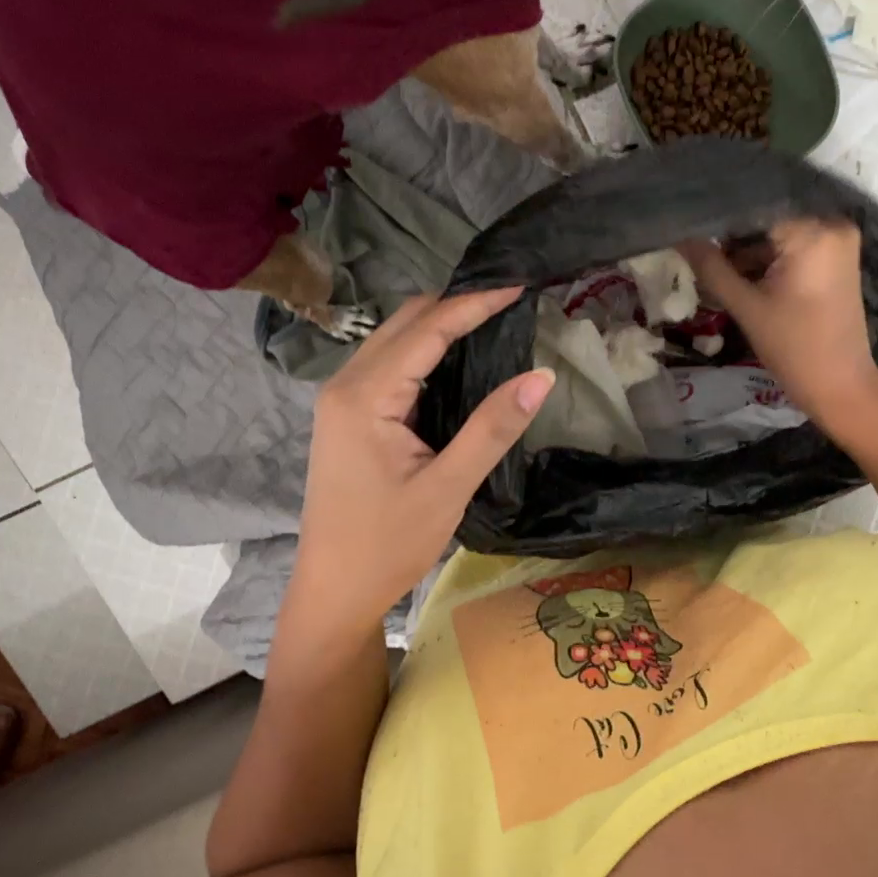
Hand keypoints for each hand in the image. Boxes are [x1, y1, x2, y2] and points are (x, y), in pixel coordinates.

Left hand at [295, 288, 553, 632]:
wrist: (335, 590)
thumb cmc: (388, 544)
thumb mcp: (448, 487)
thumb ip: (493, 427)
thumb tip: (542, 374)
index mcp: (364, 396)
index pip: (427, 329)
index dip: (475, 303)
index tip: (520, 285)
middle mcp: (345, 385)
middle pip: (404, 322)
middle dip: (456, 305)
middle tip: (512, 301)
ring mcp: (342, 401)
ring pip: (394, 341)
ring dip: (440, 326)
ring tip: (494, 321)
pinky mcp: (348, 418)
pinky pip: (390, 366)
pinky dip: (426, 353)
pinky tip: (459, 360)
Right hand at [676, 220, 877, 431]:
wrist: (840, 386)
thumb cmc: (794, 348)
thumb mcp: (747, 307)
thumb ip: (712, 268)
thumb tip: (679, 237)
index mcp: (813, 231)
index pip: (754, 208)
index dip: (717, 219)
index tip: (686, 225)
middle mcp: (831, 224)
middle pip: (768, 219)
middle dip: (732, 235)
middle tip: (693, 244)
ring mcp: (838, 241)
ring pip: (779, 233)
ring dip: (748, 249)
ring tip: (710, 260)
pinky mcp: (837, 258)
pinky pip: (795, 246)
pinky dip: (769, 258)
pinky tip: (738, 271)